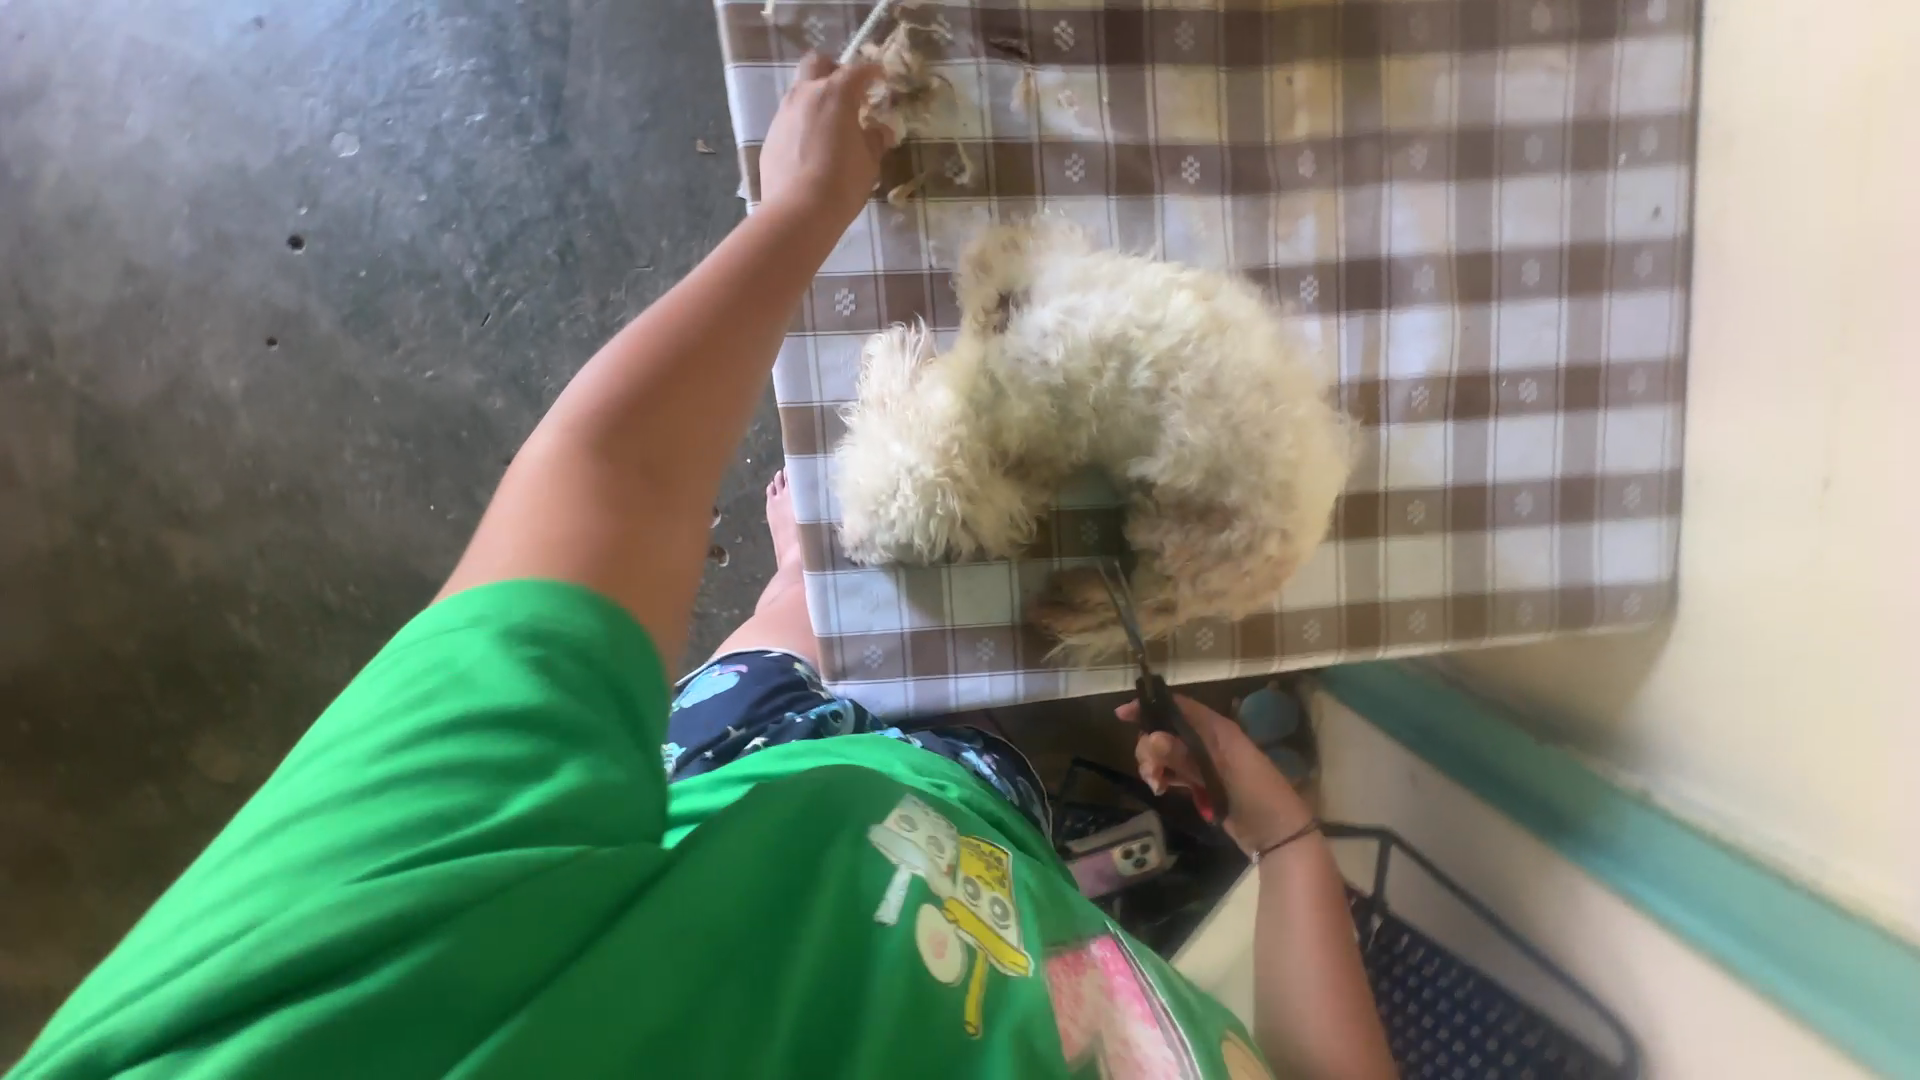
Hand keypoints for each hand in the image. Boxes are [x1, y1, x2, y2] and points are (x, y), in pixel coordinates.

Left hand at [757, 53, 893, 224]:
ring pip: (800, 91)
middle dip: (834, 70)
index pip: (857, 71)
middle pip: (817, 64)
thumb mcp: (869, 164)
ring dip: (816, 99)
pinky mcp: (771, 136)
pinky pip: (790, 120)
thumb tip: (881, 130)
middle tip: (847, 91)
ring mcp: (784, 114)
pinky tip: (811, 150)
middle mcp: (806, 94)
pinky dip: (803, 125)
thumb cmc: (842, 184)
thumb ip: (875, 141)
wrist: (798, 212)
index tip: (880, 78)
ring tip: (829, 126)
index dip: (872, 72)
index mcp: (836, 94)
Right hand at [1119, 694, 1316, 857]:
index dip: (1149, 706)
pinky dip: (1165, 777)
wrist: (1280, 835)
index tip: (1122, 715)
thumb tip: (1150, 737)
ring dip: (1155, 765)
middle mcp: (1210, 740)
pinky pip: (1176, 771)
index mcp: (1217, 730)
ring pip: (1167, 752)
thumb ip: (1184, 756)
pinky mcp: (1205, 782)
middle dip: (1150, 747)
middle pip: (1167, 730)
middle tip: (1149, 772)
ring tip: (1157, 785)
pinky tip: (1162, 790)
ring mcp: (1207, 762)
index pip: (1177, 706)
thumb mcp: (1219, 775)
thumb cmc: (1255, 796)